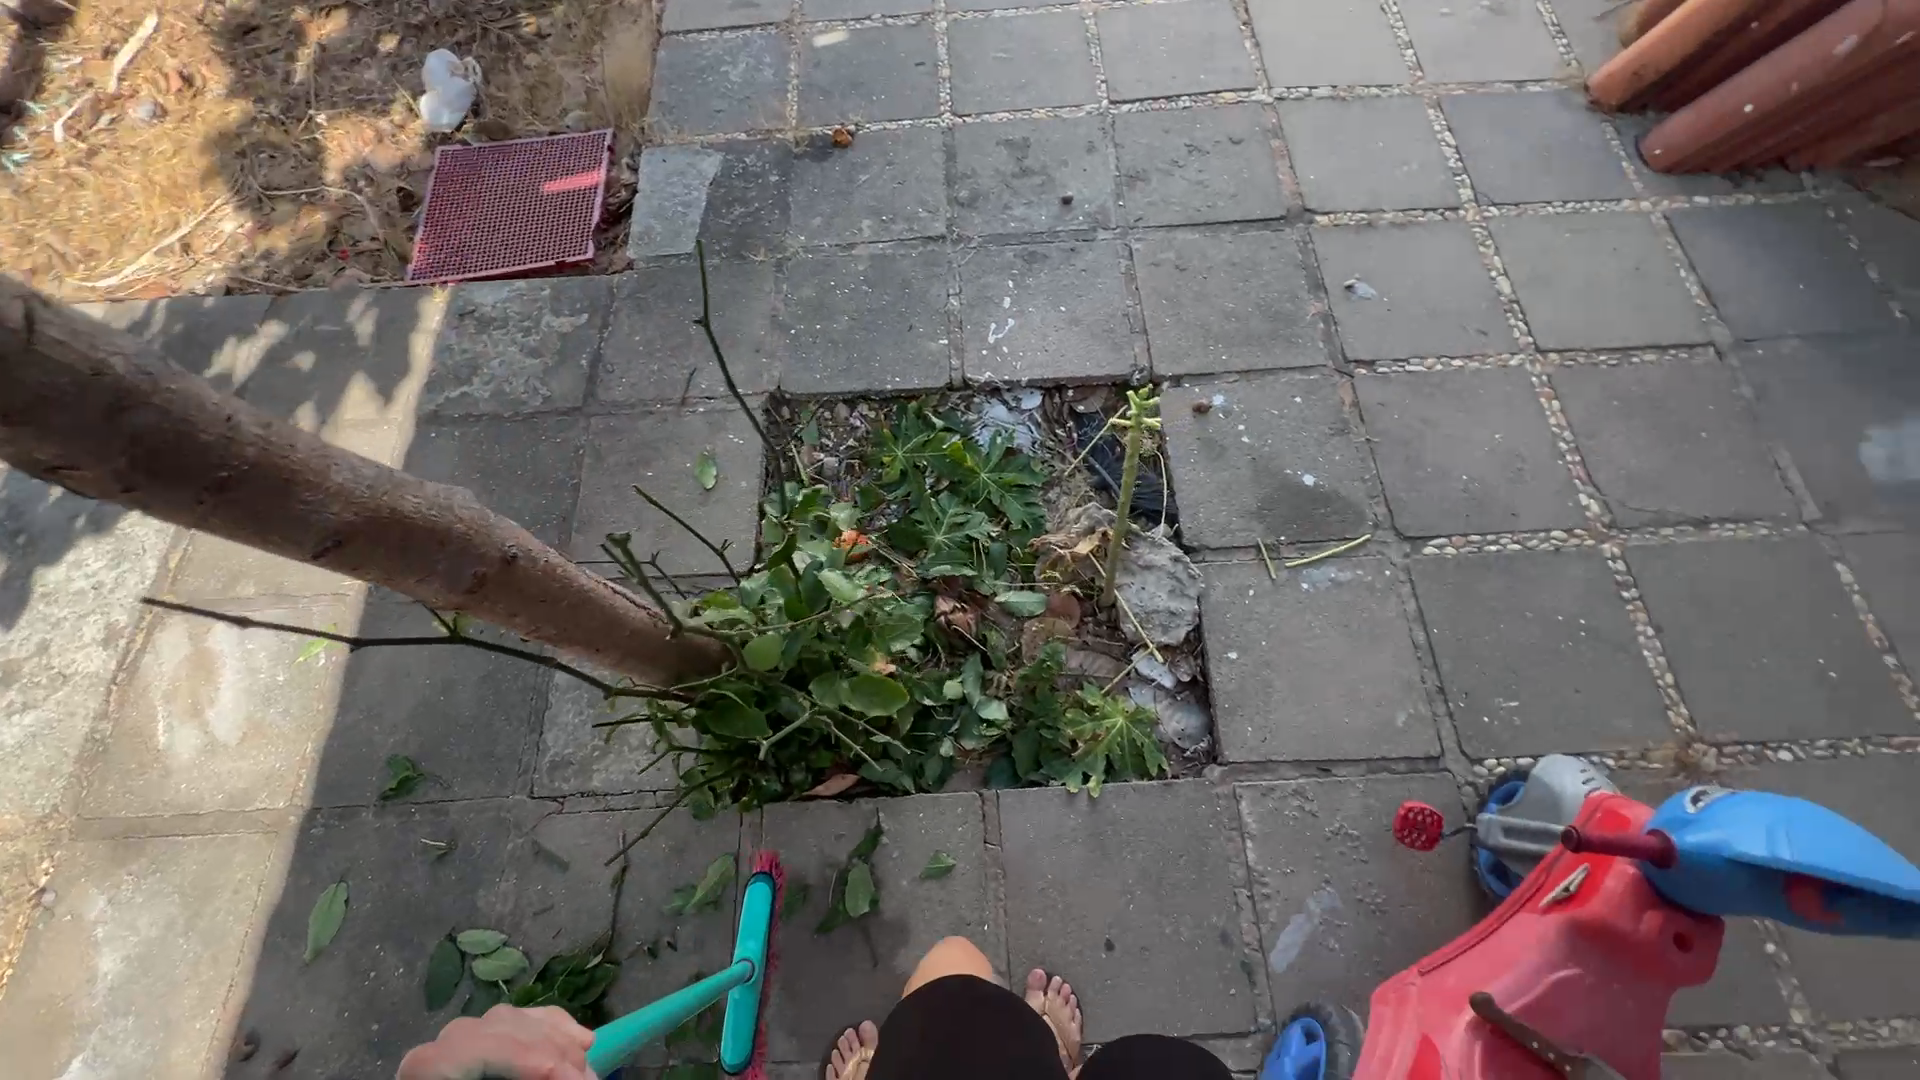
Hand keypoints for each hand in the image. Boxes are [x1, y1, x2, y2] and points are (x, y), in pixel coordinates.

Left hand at [397, 1005, 595, 1079]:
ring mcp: (470, 1028)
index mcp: (434, 1062)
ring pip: (529, 1023)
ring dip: (565, 1045)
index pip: (504, 1052)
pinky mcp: (485, 1030)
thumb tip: (569, 1076)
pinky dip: (557, 1028)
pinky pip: (529, 1018)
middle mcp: (452, 1036)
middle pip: (520, 1035)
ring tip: (588, 1071)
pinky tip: (583, 1041)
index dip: (549, 1065)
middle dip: (562, 1058)